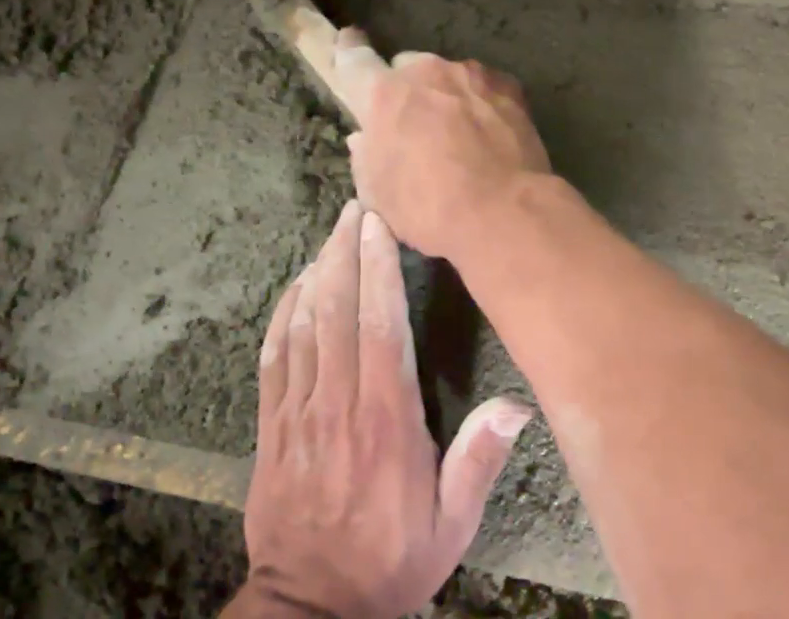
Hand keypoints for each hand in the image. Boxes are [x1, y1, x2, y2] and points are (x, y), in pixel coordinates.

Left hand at [240, 200, 533, 618]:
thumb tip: (518, 403)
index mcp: (385, 421)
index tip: (378, 225)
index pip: (381, 327)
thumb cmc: (391, 562)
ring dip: (317, 273)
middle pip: (337, 311)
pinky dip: (282, 315)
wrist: (309, 608)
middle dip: (345, 253)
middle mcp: (337, 405)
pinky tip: (295, 288)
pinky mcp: (270, 429)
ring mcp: (297, 414)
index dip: (378, 269)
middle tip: (353, 209)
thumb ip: (479, 461)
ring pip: (303, 326)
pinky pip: (272, 358)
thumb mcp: (451, 526)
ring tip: (330, 235)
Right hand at [332, 31, 551, 260]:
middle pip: (409, 68)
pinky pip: (485, 88)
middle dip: (409, 91)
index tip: (349, 37)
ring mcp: (472, 74)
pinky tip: (490, 136)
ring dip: (449, 96)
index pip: (355, 61)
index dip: (348, 49)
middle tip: (418, 127)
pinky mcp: (509, 86)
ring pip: (450, 76)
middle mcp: (427, 71)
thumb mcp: (377, 192)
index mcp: (384, 93)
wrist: (502, 211)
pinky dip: (483, 104)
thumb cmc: (427, 207)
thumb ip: (366, 156)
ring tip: (462, 136)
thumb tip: (365, 138)